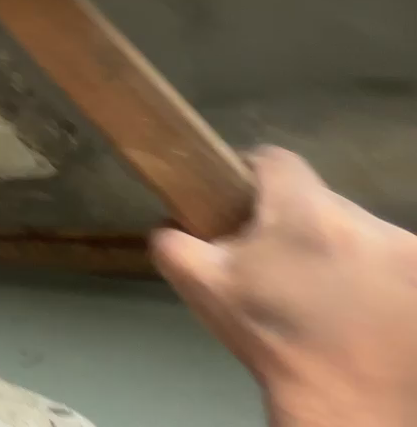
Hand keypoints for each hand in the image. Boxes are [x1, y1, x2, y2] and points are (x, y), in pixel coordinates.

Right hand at [152, 146, 416, 426]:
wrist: (349, 405)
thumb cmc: (267, 335)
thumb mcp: (191, 278)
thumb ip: (169, 233)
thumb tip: (175, 217)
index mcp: (307, 215)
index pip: (274, 159)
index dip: (249, 173)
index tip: (237, 201)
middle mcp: (371, 226)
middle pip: (319, 198)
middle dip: (294, 219)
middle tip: (274, 257)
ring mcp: (414, 258)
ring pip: (359, 229)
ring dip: (337, 246)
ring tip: (320, 286)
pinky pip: (393, 258)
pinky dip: (374, 271)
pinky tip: (358, 304)